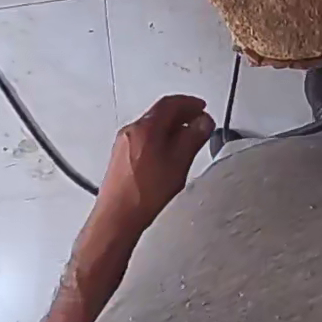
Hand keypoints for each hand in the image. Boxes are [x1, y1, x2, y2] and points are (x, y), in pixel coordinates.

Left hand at [91, 95, 215, 230]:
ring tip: (187, 137)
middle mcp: (131, 132)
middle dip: (181, 113)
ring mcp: (123, 144)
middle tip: (197, 118)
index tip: (201, 106)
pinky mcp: (121, 157)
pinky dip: (159, 138)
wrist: (118, 218)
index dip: (189, 102)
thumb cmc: (144, 194)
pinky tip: (168, 153)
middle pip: (159, 112)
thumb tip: (203, 122)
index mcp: (145, 128)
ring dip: (170, 126)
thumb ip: (193, 137)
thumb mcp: (179, 162)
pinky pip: (143, 138)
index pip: (169, 103)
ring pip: (150, 126)